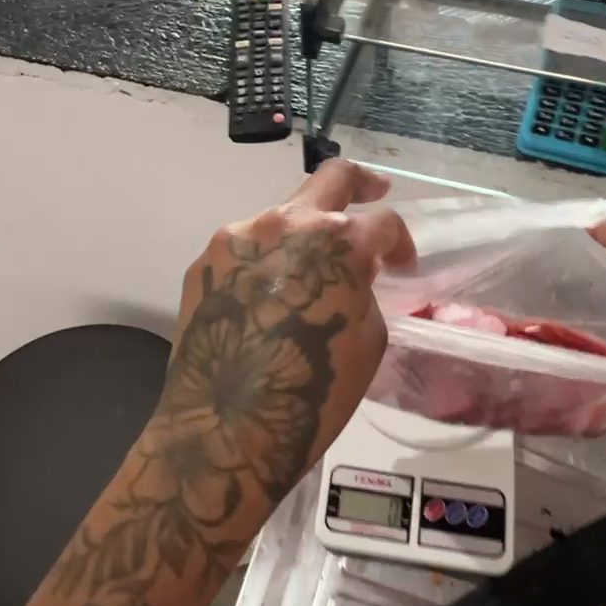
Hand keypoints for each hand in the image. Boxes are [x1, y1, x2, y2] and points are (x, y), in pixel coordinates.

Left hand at [147, 160, 415, 526]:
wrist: (223, 428)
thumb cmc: (311, 394)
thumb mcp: (367, 342)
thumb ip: (363, 292)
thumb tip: (353, 278)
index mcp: (340, 243)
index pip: (384, 222)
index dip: (400, 242)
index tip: (400, 262)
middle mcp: (287, 224)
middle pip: (332, 177)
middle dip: (360, 183)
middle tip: (374, 192)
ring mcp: (239, 236)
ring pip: (283, 214)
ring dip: (304, 232)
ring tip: (310, 270)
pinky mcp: (205, 259)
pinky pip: (246, 247)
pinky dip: (267, 260)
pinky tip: (267, 297)